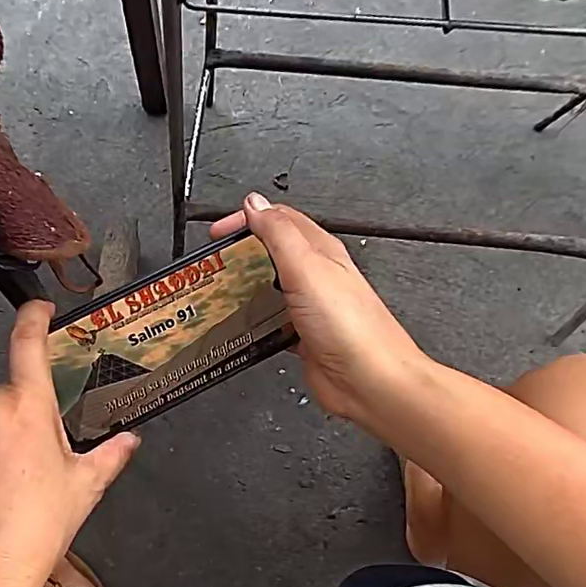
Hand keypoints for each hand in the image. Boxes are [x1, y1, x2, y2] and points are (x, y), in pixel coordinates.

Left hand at [0, 300, 141, 586]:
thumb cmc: (32, 531)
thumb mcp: (83, 488)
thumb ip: (110, 455)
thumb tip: (129, 442)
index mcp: (25, 408)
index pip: (28, 345)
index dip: (34, 319)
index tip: (37, 308)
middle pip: (7, 395)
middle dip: (20, 417)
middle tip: (31, 461)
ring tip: (1, 483)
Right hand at [210, 193, 423, 427]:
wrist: (370, 381)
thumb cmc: (351, 327)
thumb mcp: (308, 267)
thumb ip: (279, 233)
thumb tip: (255, 205)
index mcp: (320, 251)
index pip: (279, 219)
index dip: (246, 218)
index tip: (218, 232)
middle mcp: (316, 275)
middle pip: (272, 250)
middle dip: (240, 250)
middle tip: (215, 260)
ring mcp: (309, 306)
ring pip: (270, 284)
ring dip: (244, 283)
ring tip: (221, 288)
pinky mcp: (302, 335)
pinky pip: (272, 319)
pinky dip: (254, 317)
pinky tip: (243, 323)